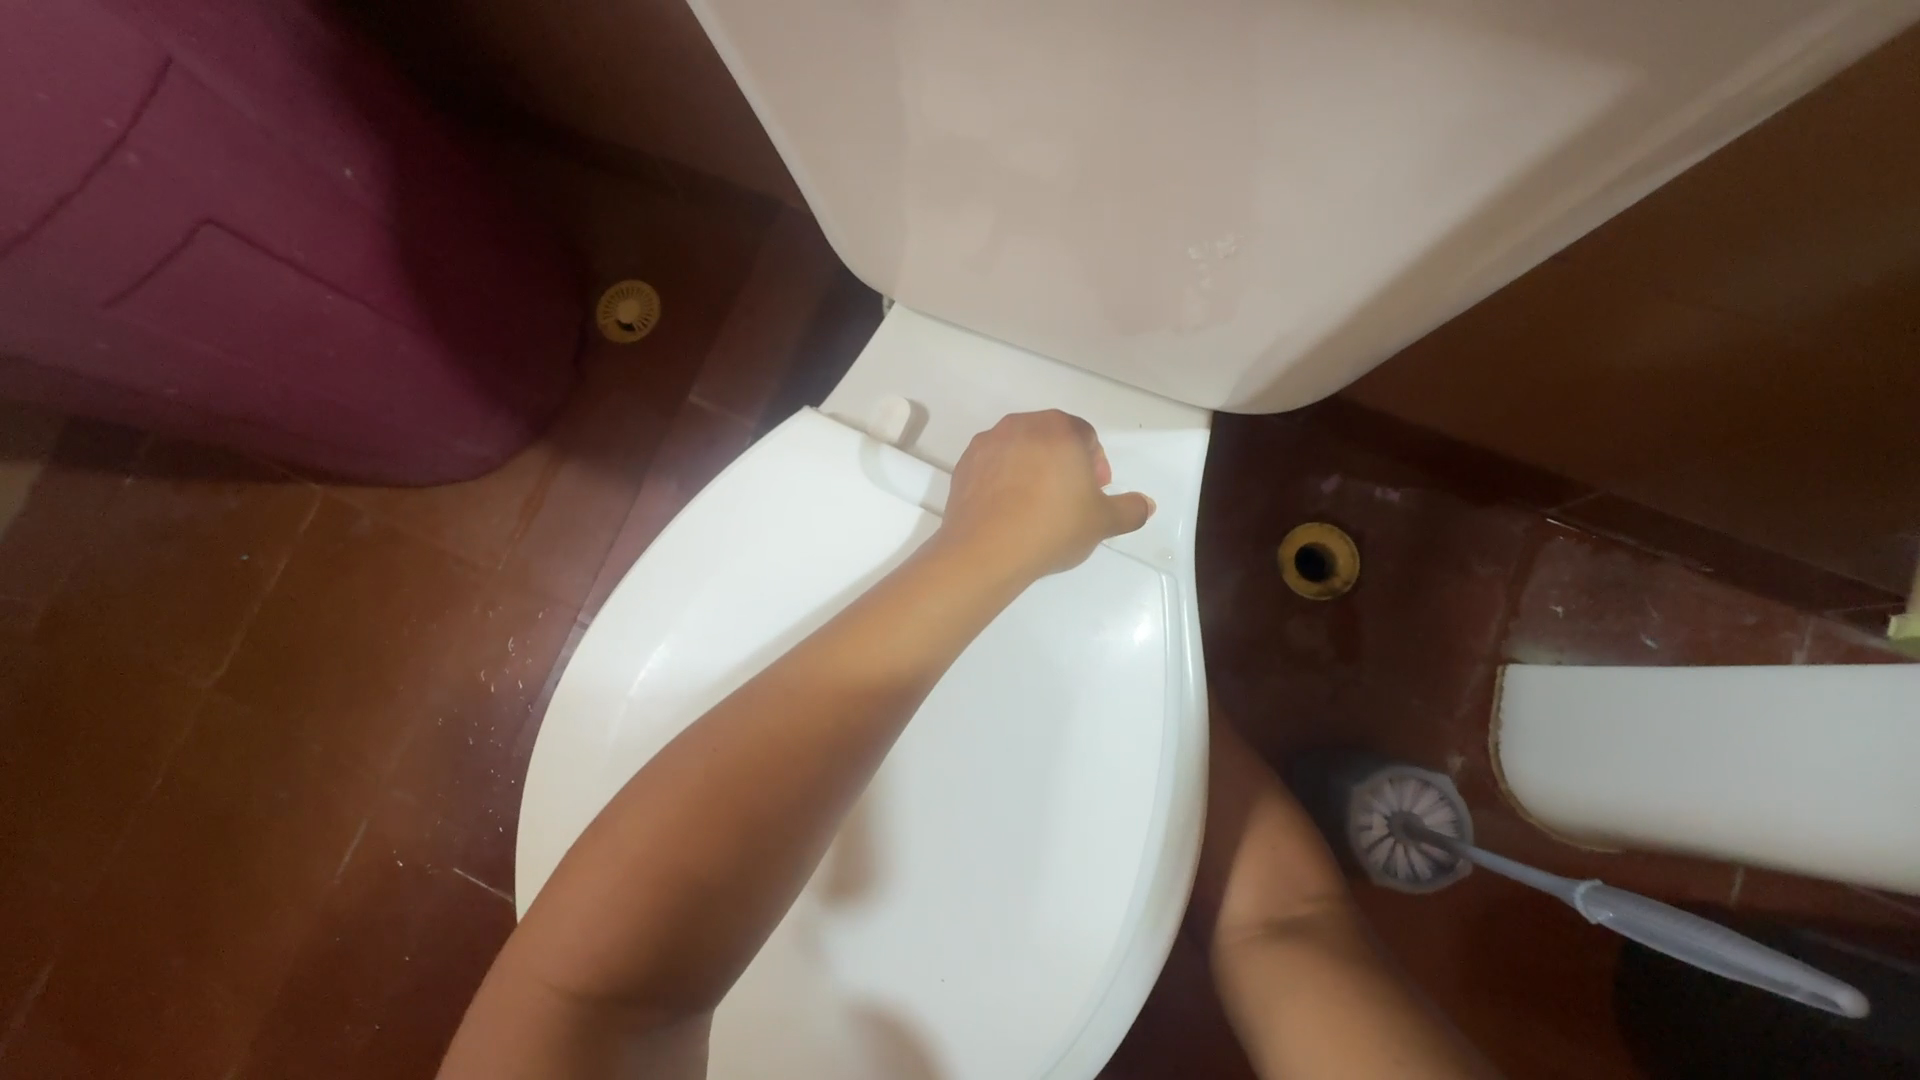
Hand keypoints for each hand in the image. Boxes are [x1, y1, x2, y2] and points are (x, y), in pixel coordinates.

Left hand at [936, 410, 1154, 580]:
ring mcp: (989, 443)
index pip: (1086, 437)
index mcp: (1060, 429)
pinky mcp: (964, 464)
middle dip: (1064, 464)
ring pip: (1020, 451)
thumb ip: (1130, 510)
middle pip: (1051, 439)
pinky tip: (1008, 511)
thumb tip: (1145, 505)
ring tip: (1036, 507)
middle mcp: (1022, 425)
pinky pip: (993, 466)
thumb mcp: (1102, 523)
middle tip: (1069, 500)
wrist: (985, 550)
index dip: (1094, 465)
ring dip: (1032, 470)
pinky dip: (1003, 481)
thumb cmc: (1052, 528)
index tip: (1093, 494)